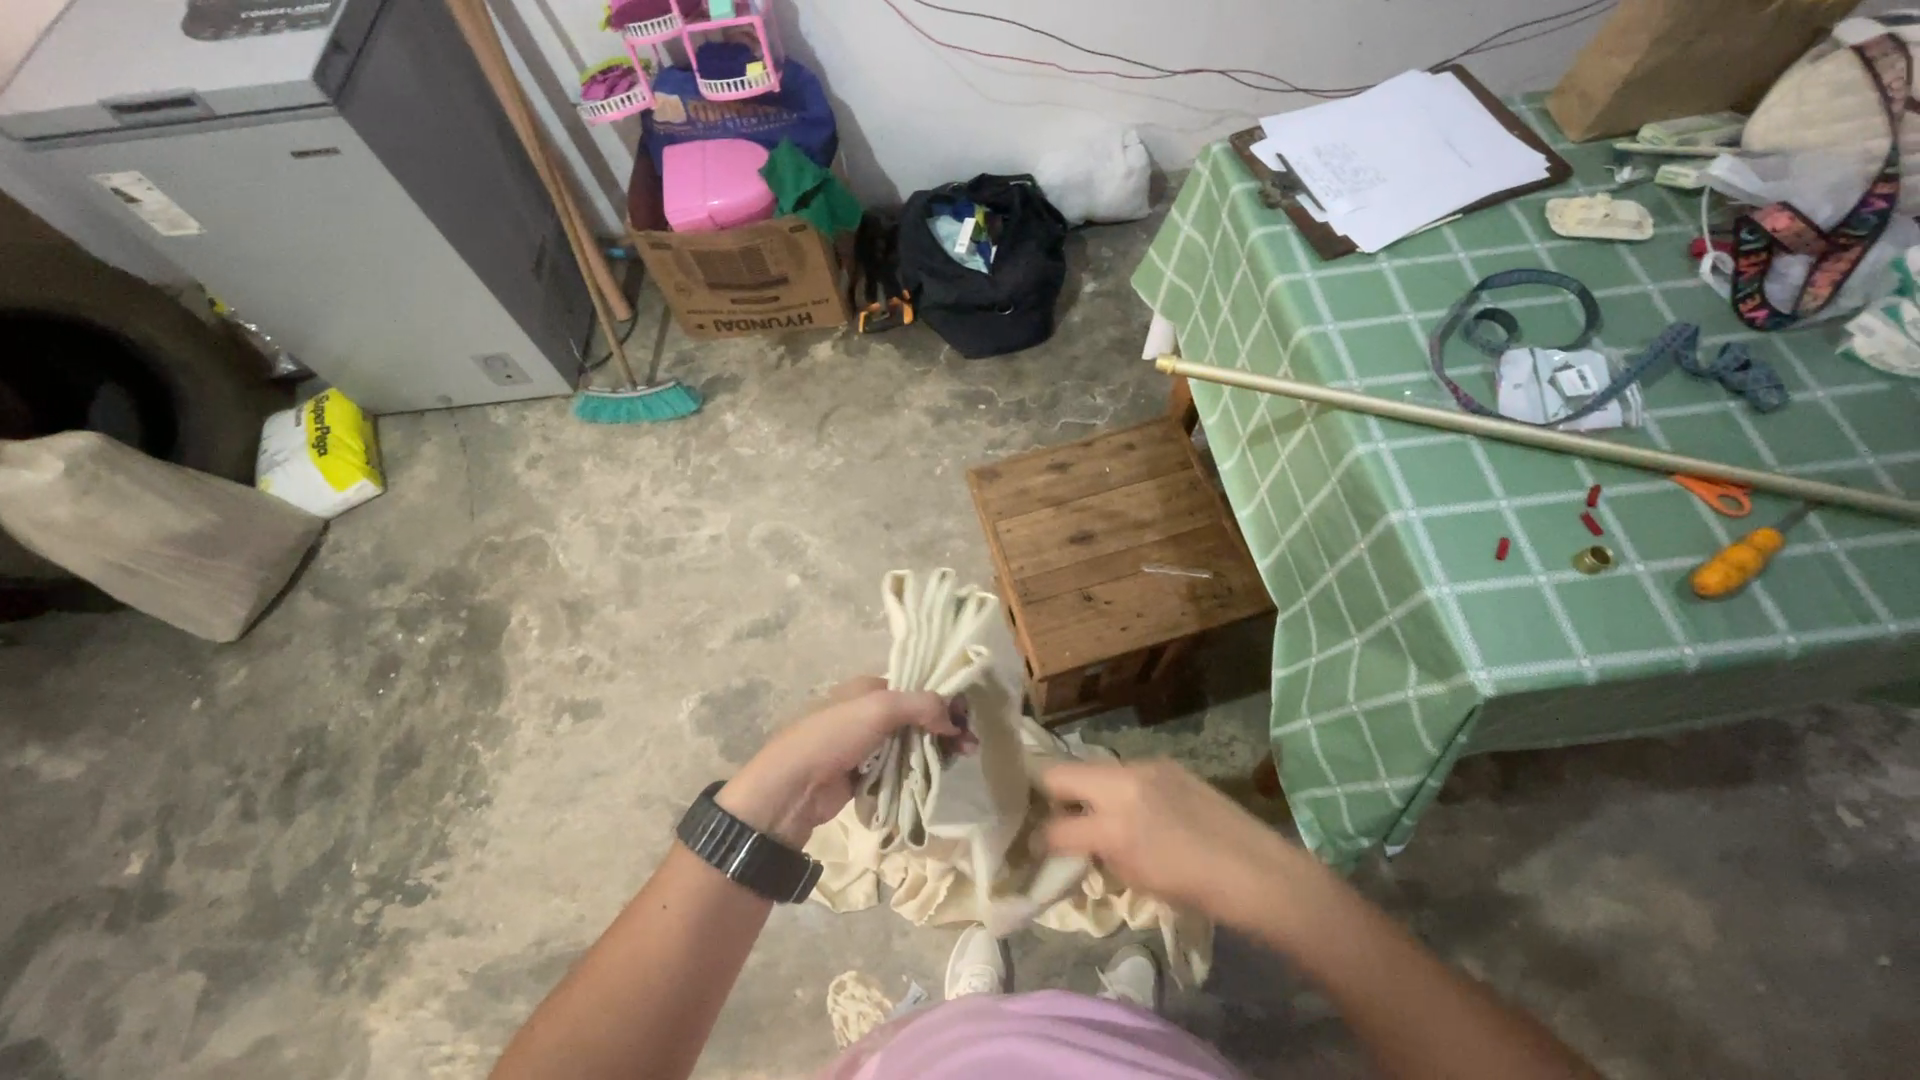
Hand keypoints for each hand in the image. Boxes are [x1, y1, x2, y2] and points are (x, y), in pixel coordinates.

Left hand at [716, 677, 958, 846]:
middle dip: (946, 728)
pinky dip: (917, 771)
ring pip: (911, 744)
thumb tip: (953, 718)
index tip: (966, 717)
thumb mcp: (879, 708)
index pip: (917, 686)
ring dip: (936, 751)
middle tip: (970, 747)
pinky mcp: (864, 774)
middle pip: (918, 716)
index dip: (944, 699)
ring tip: (960, 762)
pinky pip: (899, 769)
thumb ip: (920, 705)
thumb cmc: (833, 737)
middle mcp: (869, 712)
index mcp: (869, 688)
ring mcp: (866, 745)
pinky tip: (937, 777)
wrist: (792, 788)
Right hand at [1040, 759, 1322, 931]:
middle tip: (1050, 813)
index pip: (1056, 826)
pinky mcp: (1166, 763)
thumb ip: (1097, 853)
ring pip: (1094, 768)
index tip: (1032, 844)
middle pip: (1060, 773)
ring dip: (1086, 788)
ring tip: (1094, 810)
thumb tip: (1075, 842)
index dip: (1039, 837)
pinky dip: (1117, 787)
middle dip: (1048, 792)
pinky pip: (1125, 771)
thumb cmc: (1195, 889)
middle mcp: (1123, 785)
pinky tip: (1134, 806)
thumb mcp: (1134, 879)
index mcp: (1115, 825)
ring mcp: (1146, 767)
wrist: (1255, 870)